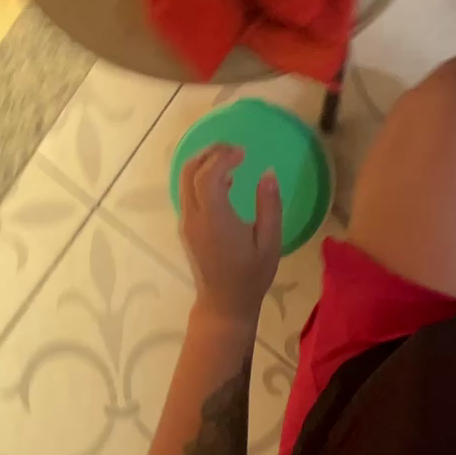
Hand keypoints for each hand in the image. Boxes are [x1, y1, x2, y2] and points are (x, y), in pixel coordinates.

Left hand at [179, 144, 282, 322]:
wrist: (224, 304)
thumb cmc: (251, 276)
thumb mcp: (270, 242)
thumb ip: (269, 206)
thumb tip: (268, 174)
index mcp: (215, 219)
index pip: (208, 176)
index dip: (223, 157)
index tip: (244, 153)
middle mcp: (194, 217)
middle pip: (190, 171)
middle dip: (210, 153)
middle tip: (235, 150)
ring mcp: (187, 222)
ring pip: (185, 180)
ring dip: (205, 164)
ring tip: (231, 160)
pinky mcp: (186, 228)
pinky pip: (188, 193)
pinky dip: (202, 178)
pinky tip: (226, 182)